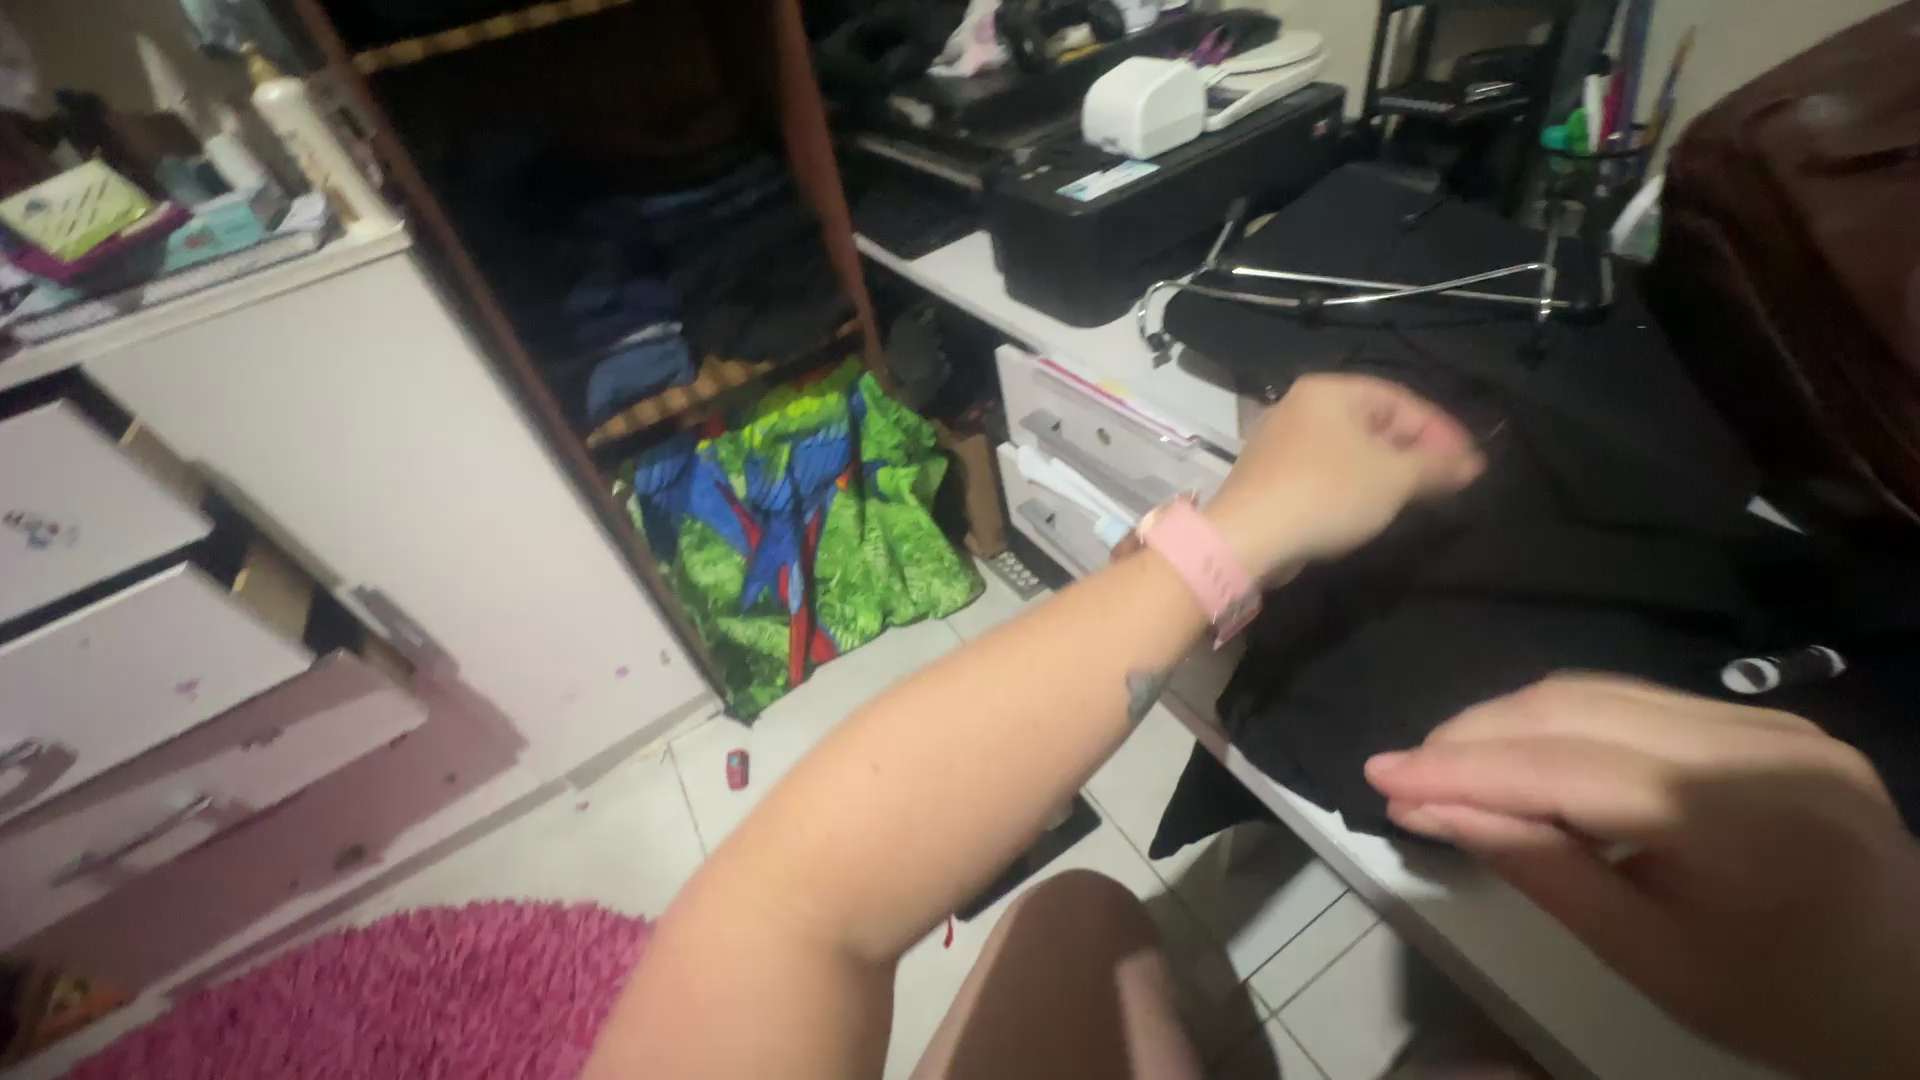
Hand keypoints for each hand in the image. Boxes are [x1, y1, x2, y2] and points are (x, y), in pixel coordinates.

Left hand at [1204, 374, 1483, 577]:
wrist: (1247, 537)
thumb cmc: (1326, 493)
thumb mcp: (1394, 478)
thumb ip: (1437, 466)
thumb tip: (1472, 464)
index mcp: (1327, 391)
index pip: (1400, 399)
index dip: (1441, 430)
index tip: (1471, 463)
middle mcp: (1297, 407)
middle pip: (1372, 423)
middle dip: (1414, 452)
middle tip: (1448, 481)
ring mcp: (1277, 442)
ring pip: (1347, 450)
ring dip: (1385, 471)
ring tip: (1417, 496)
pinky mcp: (1267, 477)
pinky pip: (1322, 473)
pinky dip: (1351, 485)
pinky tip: (1369, 508)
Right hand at [1365, 675, 1919, 1079]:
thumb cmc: (1783, 1002)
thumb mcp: (1647, 956)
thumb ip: (1534, 866)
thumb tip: (1426, 807)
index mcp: (1747, 823)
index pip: (1561, 770)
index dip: (1458, 769)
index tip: (1378, 774)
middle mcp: (1758, 747)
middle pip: (1564, 712)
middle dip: (1466, 739)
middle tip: (1402, 774)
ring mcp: (1761, 721)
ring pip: (1579, 692)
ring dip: (1496, 724)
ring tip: (1445, 765)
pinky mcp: (1751, 715)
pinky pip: (1612, 697)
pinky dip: (1541, 722)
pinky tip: (1511, 753)